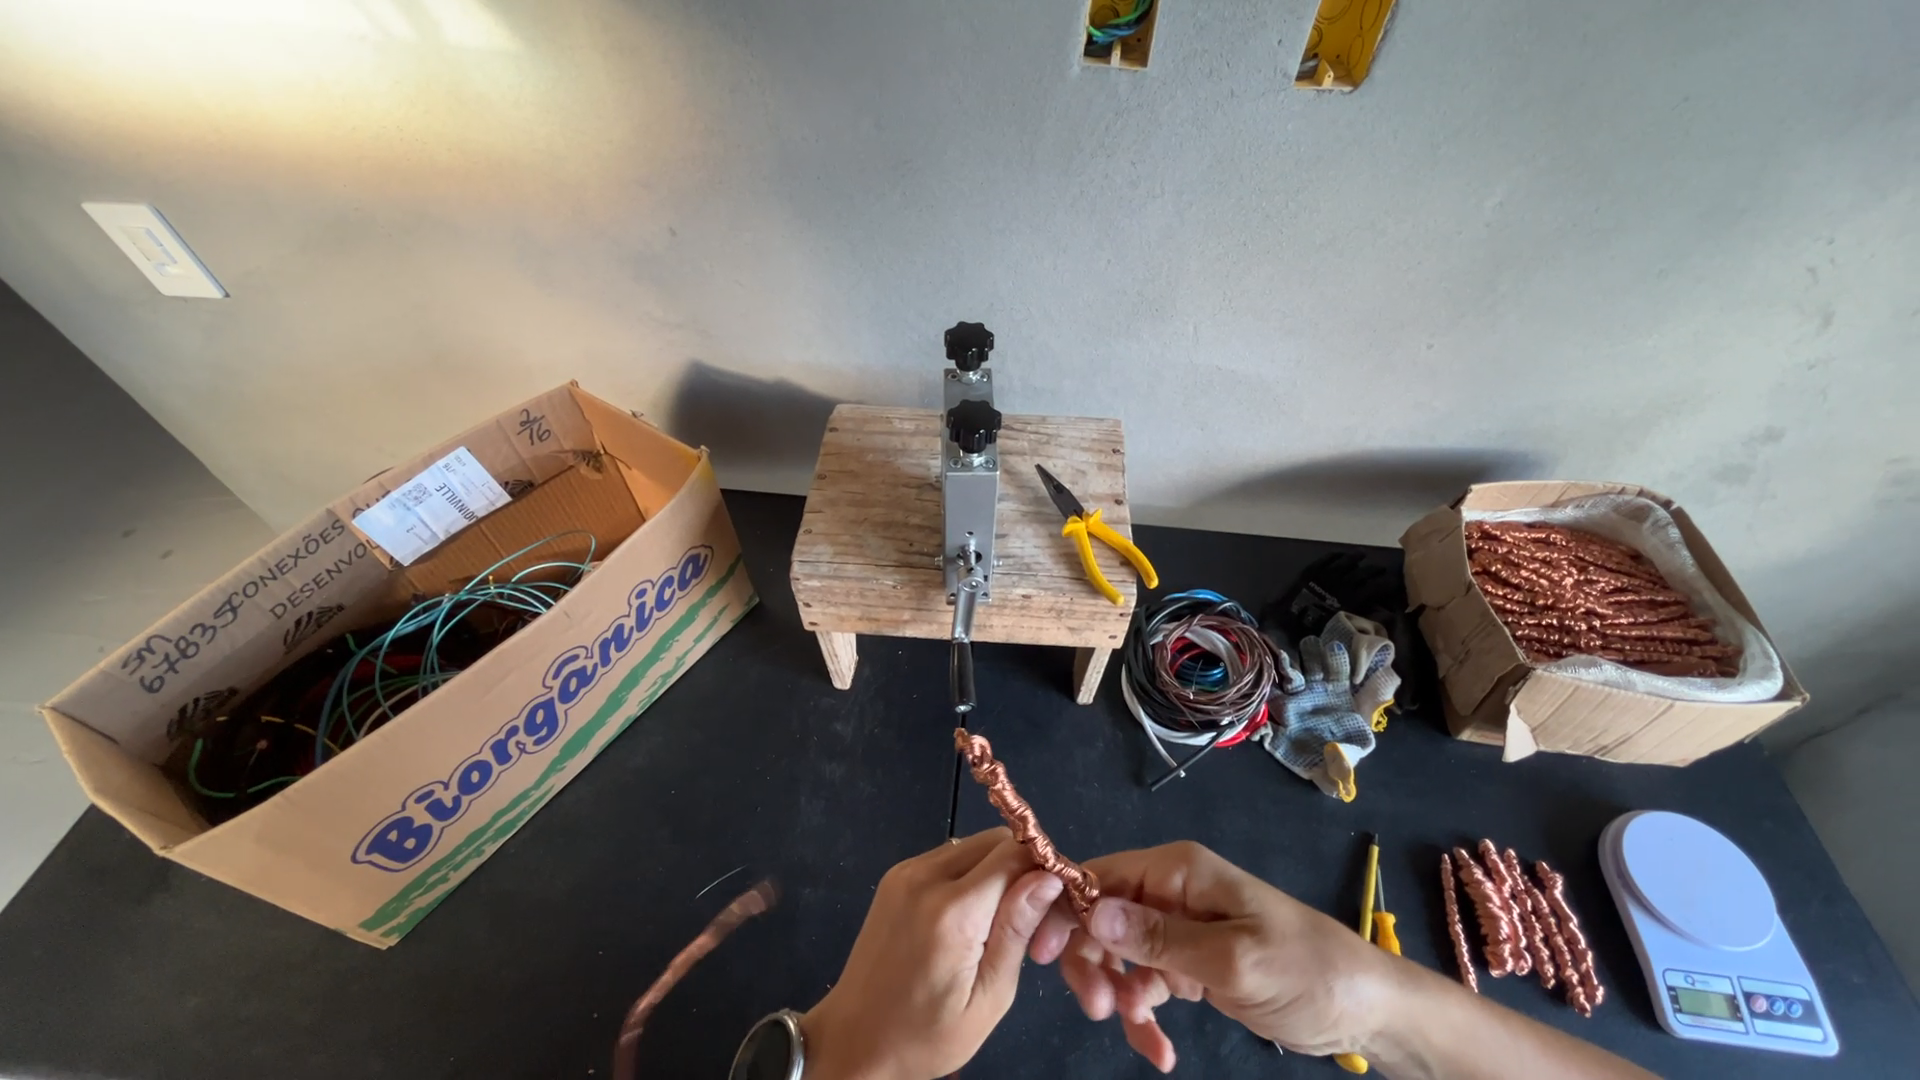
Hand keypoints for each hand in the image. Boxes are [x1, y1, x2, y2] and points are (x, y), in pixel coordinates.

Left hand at [802, 828, 1062, 1079]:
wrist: (854, 1040)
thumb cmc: (926, 1036)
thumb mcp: (988, 998)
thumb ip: (1017, 930)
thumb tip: (1049, 876)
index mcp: (952, 911)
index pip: (1015, 854)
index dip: (1043, 871)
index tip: (1054, 905)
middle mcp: (926, 876)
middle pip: (996, 840)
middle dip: (1022, 869)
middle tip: (1028, 919)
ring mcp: (907, 870)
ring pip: (974, 844)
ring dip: (996, 869)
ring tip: (996, 922)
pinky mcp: (897, 874)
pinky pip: (950, 855)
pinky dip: (970, 873)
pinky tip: (969, 916)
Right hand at [1029, 841, 1395, 1072]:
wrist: (1365, 1008)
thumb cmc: (1303, 969)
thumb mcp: (1229, 958)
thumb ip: (1156, 938)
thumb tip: (1089, 912)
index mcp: (1177, 870)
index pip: (1102, 875)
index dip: (1065, 906)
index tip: (1039, 951)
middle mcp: (1171, 891)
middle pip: (1102, 915)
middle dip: (1092, 959)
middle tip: (1095, 1007)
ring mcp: (1180, 927)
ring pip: (1120, 953)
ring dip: (1118, 993)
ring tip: (1135, 1033)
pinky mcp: (1190, 963)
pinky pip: (1147, 982)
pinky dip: (1144, 1013)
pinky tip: (1158, 1049)